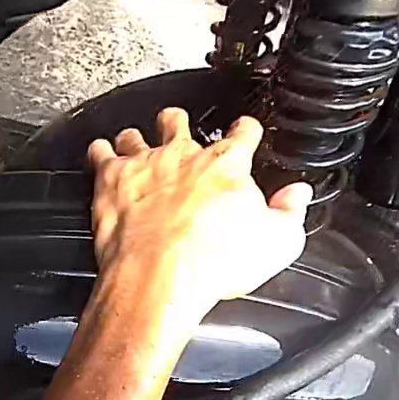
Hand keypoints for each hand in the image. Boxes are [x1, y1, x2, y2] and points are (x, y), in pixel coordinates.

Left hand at [85, 108, 311, 333]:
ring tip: (136, 141)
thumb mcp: (277, 243)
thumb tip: (297, 197)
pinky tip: (101, 153)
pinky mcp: (112, 181)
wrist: (162, 277)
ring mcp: (145, 165)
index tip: (245, 131)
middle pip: (180, 122)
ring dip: (137, 139)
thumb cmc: (212, 263)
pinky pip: (101, 152)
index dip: (246, 130)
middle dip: (180, 123)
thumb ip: (290, 213)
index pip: (242, 134)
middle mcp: (184, 156)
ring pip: (137, 136)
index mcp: (227, 166)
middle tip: (179, 128)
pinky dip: (101, 151)